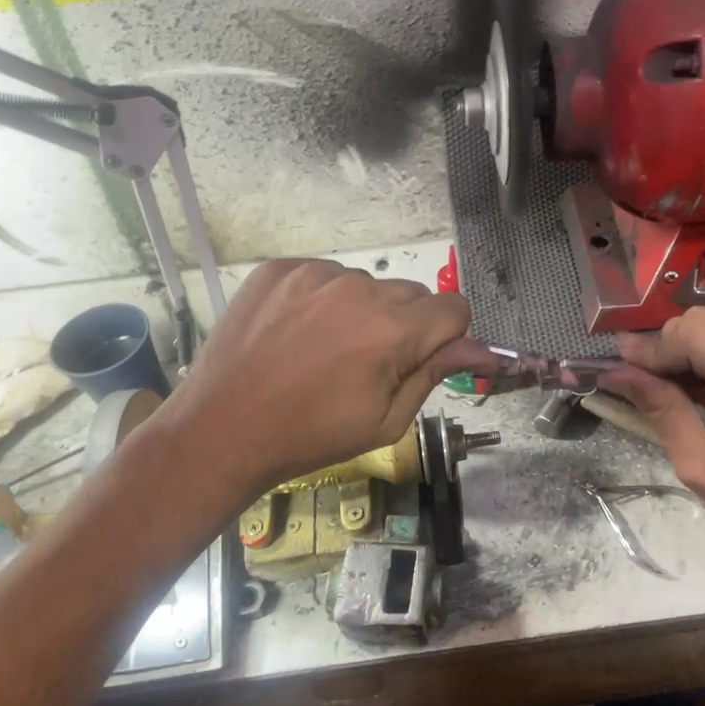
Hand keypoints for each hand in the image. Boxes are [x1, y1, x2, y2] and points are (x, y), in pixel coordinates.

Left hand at [146, 259, 491, 496]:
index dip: (447, 336)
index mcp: (392, 331)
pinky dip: (321, 300)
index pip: (454, 308)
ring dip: (361, 311)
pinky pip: (323, 275)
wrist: (222, 429)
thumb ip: (436, 373)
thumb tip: (482, 350)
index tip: (421, 359)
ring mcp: (314, 274)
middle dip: (404, 324)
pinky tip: (297, 335)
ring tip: (325, 352)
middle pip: (411, 293)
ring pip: (365, 284)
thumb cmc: (311, 436)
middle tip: (368, 365)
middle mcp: (358, 289)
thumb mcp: (386, 421)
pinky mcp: (278, 269)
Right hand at [600, 309, 704, 568]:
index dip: (653, 349)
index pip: (695, 334)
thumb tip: (619, 373)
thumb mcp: (703, 468)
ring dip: (688, 351)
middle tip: (652, 389)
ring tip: (684, 392)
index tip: (625, 373)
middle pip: (701, 321)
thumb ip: (663, 413)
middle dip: (667, 350)